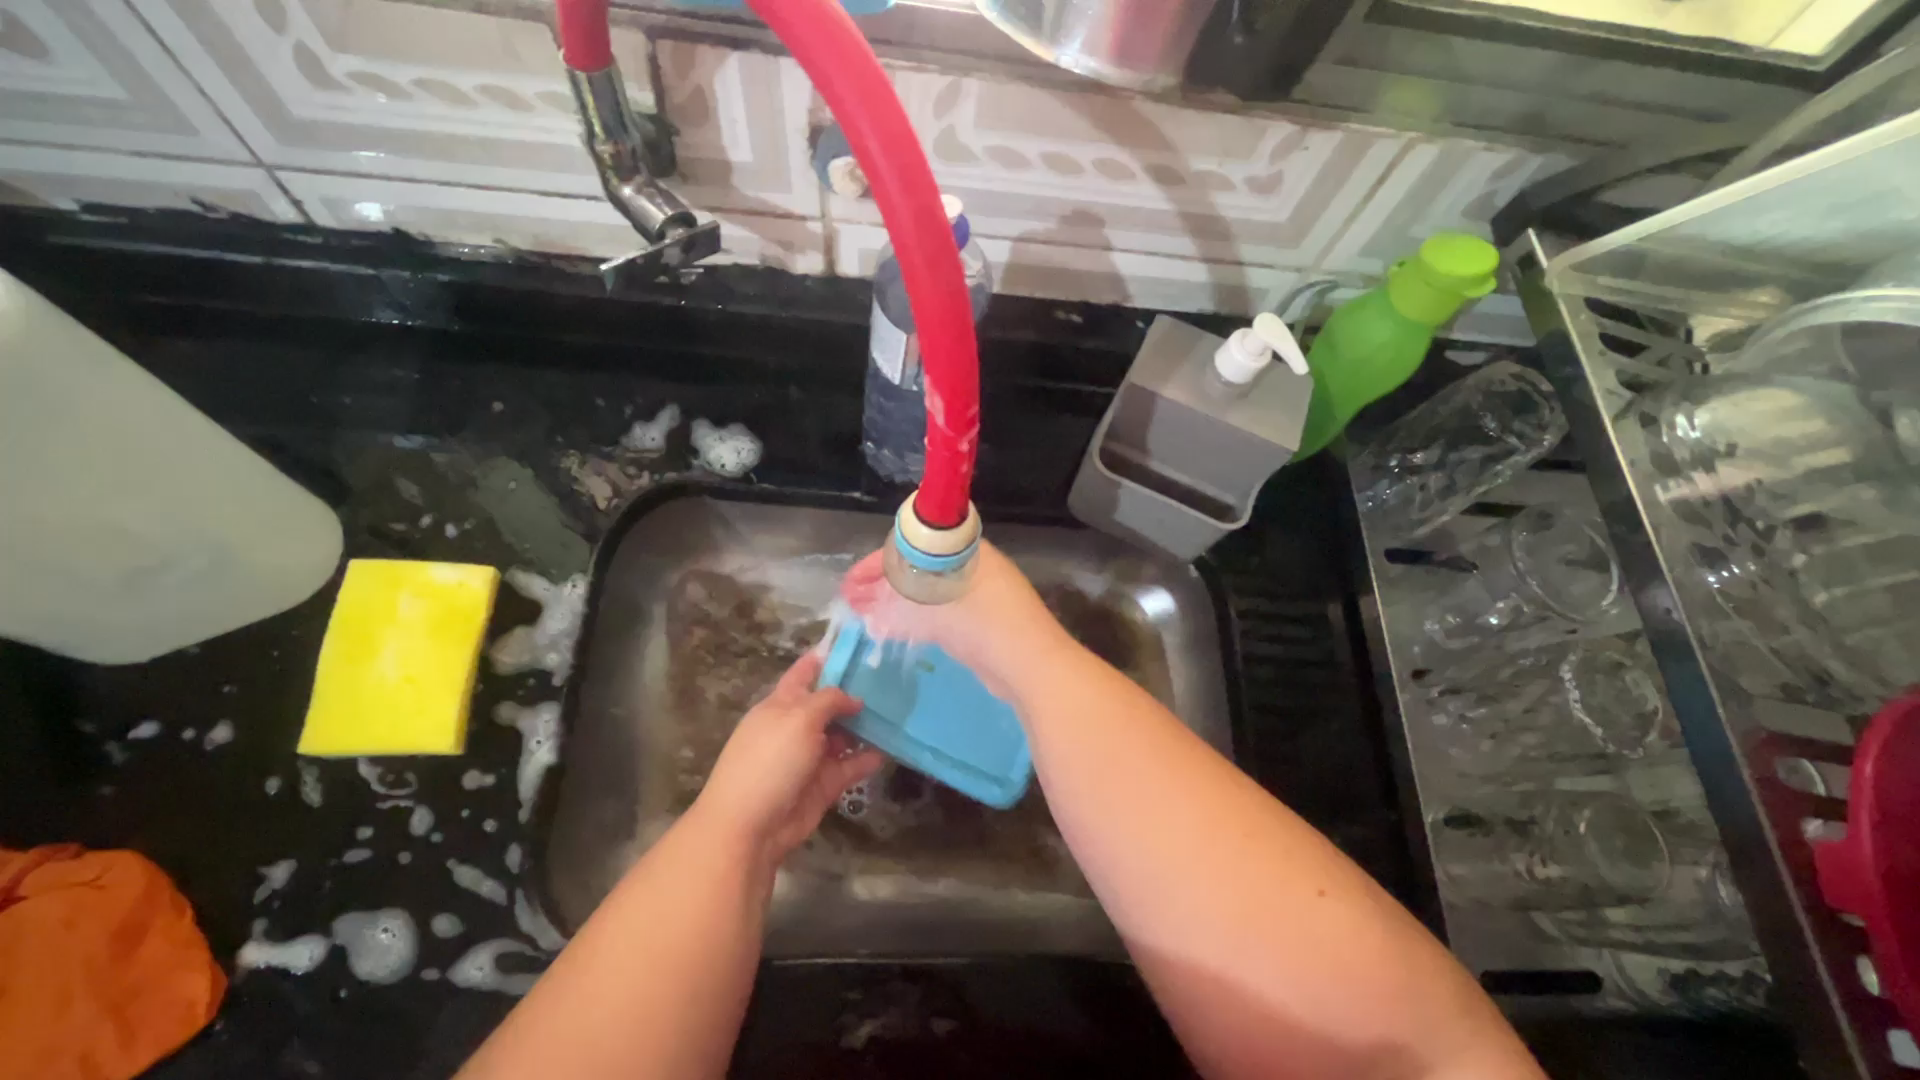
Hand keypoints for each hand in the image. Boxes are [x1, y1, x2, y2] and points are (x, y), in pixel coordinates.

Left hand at [692, 652, 883, 867]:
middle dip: (857, 692)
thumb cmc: (769, 761)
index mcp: (782, 704)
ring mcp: (810, 756)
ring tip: (899, 713)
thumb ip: (829, 700)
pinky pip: (850, 765)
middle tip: (895, 680)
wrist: (749, 826)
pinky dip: (868, 758)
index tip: (862, 646)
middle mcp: (797, 726)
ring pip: (844, 734)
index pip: (806, 671)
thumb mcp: (799, 718)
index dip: (830, 657)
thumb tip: (854, 699)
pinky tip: (890, 749)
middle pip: (830, 703)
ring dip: (867, 726)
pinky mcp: (824, 784)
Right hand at [839, 541, 1074, 705]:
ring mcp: (978, 598)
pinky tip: (890, 633)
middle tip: (851, 602)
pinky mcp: (980, 626)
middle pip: (918, 570)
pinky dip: (913, 621)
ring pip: (926, 595)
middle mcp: (972, 569)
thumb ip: (898, 606)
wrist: (1031, 667)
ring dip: (895, 604)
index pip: (912, 546)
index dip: (878, 562)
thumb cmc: (983, 625)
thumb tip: (869, 610)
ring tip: (862, 618)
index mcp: (965, 552)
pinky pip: (938, 616)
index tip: (853, 582)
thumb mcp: (935, 608)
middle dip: (882, 585)